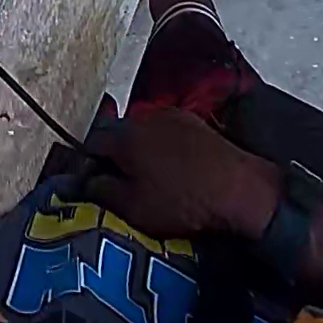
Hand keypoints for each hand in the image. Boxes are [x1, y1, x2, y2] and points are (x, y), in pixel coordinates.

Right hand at [84, 109, 281, 238]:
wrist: (236, 188)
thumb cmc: (180, 201)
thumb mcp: (133, 208)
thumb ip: (103, 190)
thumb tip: (86, 180)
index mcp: (124, 137)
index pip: (92, 142)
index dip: (88, 162)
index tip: (92, 181)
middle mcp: (144, 117)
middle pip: (117, 133)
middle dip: (113, 153)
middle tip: (119, 180)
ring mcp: (170, 114)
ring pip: (141, 129)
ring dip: (138, 147)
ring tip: (147, 175)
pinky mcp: (192, 120)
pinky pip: (164, 129)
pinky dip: (160, 143)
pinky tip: (171, 165)